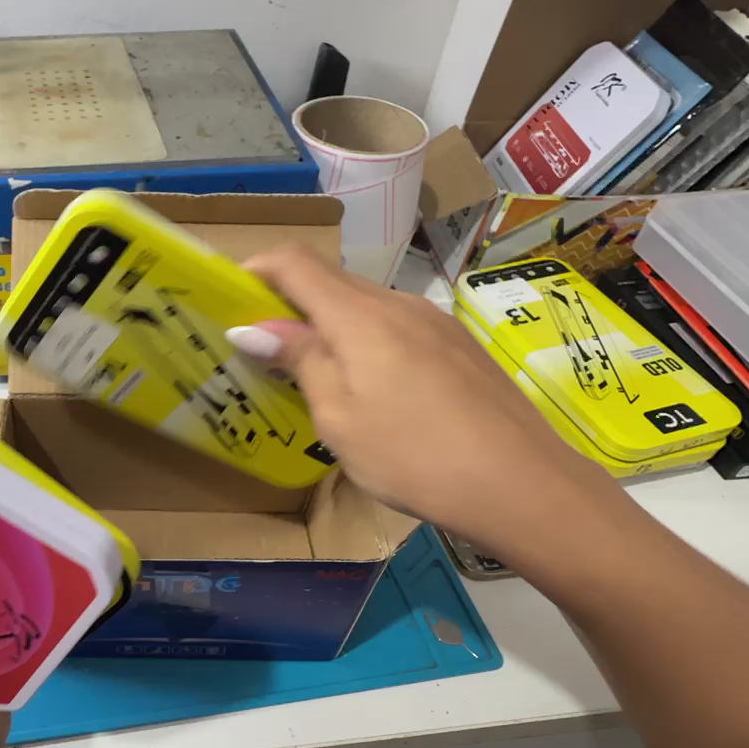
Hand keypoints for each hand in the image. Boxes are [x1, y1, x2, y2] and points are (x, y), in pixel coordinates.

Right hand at [229, 246, 625, 558]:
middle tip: (260, 346)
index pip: (296, 263)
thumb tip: (252, 327)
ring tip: (309, 372)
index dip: (256, 269)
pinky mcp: (456, 344)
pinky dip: (362, 340)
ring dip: (326, 324)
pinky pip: (394, 325)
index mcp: (359, 316)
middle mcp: (397, 303)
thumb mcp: (339, 417)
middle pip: (330, 280)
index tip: (228, 296)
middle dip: (287, 302)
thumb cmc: (413, 457)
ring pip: (364, 305)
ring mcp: (433, 321)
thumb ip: (299, 362)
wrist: (521, 484)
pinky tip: (366, 385)